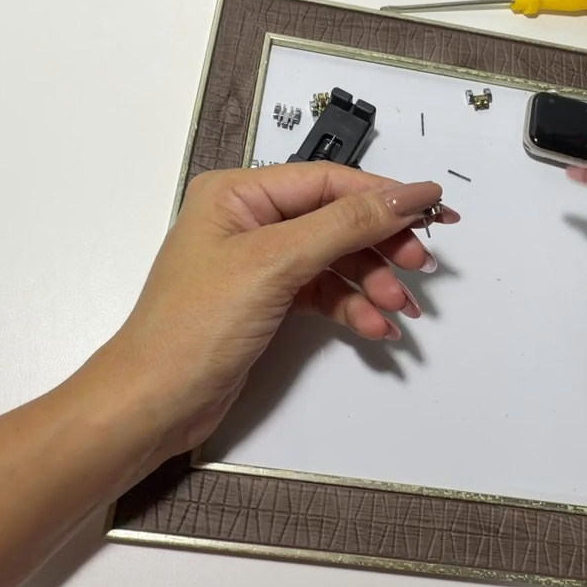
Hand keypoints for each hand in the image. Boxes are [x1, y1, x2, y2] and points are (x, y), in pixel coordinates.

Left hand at [75, 163, 457, 463]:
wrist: (154, 405)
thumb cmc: (189, 330)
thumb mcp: (274, 264)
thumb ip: (344, 225)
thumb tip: (403, 195)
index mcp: (237, 193)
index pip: (327, 181)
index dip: (382, 193)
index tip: (431, 205)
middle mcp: (248, 221)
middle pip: (335, 219)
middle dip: (380, 243)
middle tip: (418, 263)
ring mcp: (259, 262)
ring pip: (334, 258)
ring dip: (371, 281)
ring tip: (397, 307)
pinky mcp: (268, 299)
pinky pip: (324, 291)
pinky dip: (351, 306)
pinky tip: (373, 326)